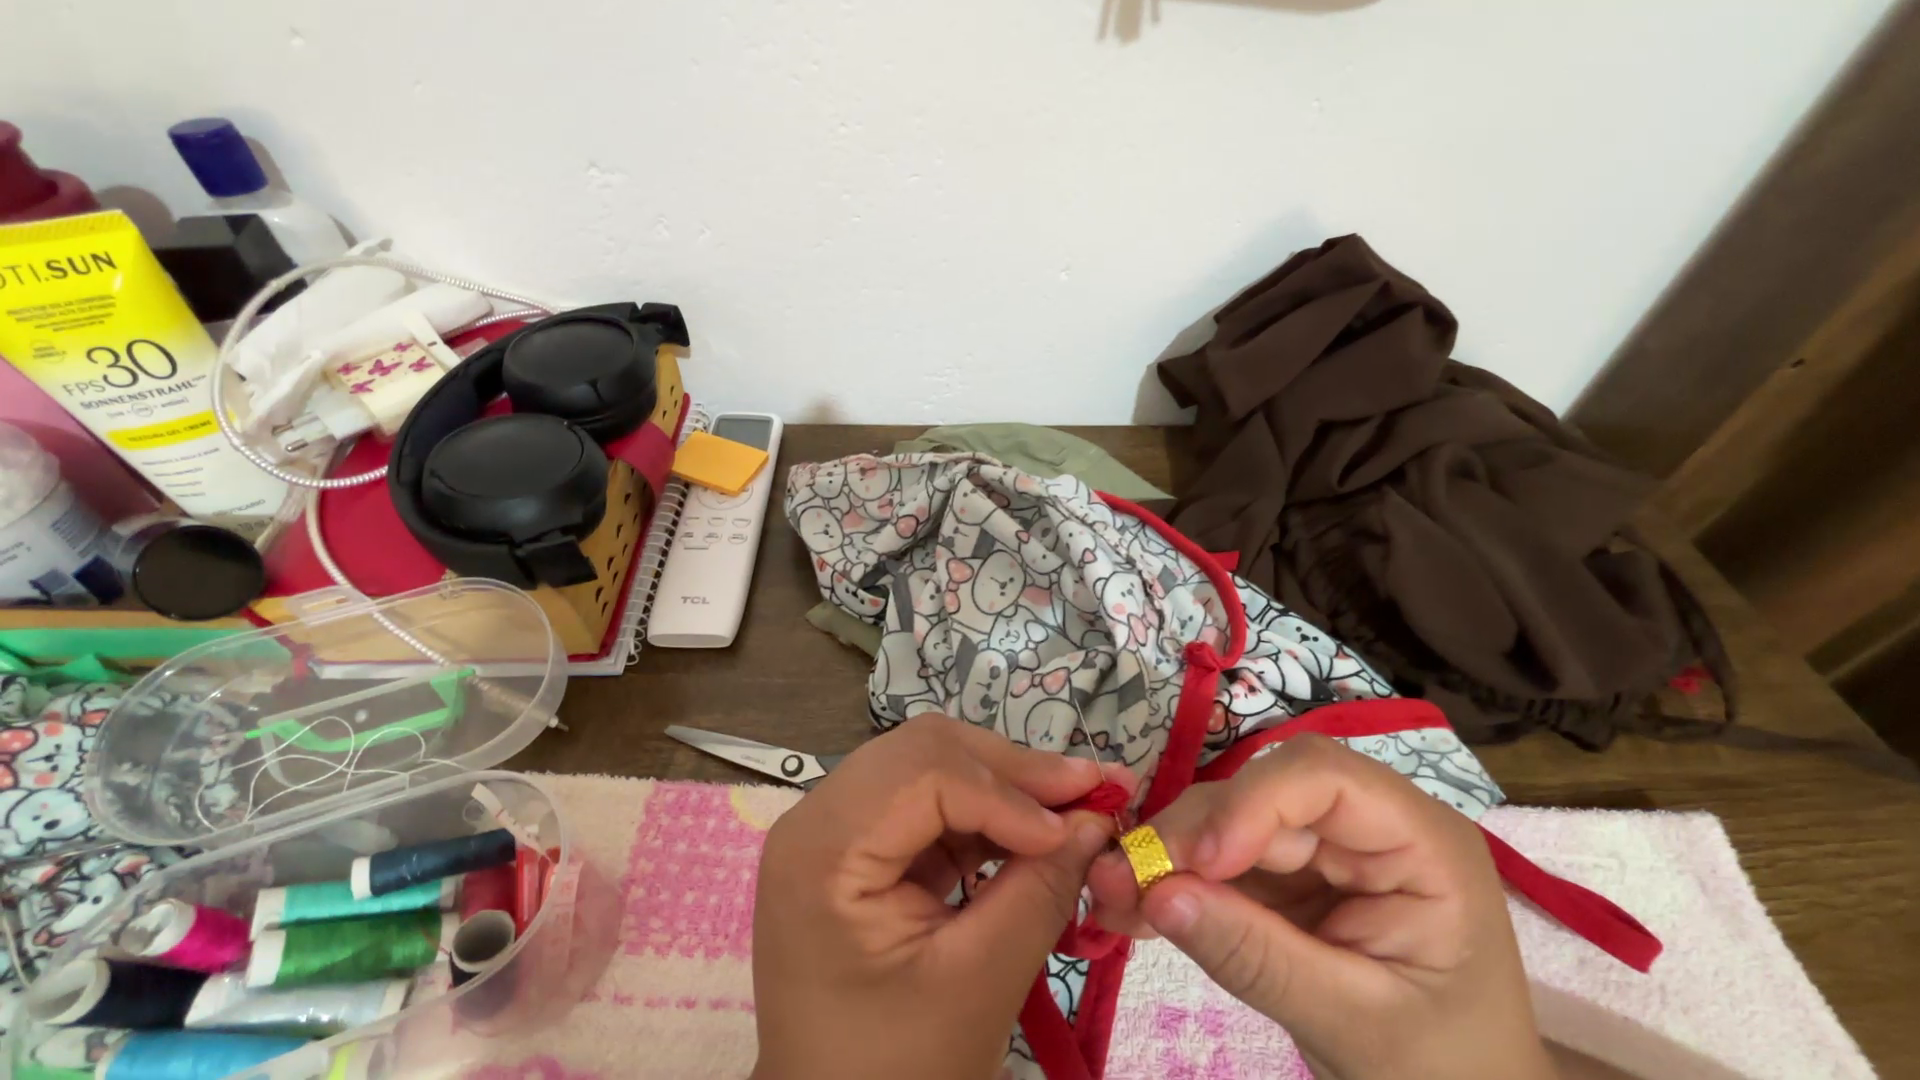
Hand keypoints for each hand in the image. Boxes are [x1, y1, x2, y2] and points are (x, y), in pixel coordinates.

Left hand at [751, 715, 1125, 1079]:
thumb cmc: (896, 1066)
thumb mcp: (979, 983)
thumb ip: (1039, 891)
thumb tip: (1096, 821)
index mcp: (822, 850)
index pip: (925, 774)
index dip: (1009, 792)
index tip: (1078, 828)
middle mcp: (816, 818)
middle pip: (925, 750)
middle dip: (1014, 769)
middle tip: (1092, 789)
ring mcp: (832, 827)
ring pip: (930, 764)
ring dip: (1005, 783)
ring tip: (1074, 804)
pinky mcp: (856, 845)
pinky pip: (927, 801)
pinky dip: (985, 812)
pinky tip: (1032, 831)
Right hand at [1087, 734, 1550, 1079]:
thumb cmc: (1443, 1071)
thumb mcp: (1355, 1024)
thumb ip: (1256, 957)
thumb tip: (1158, 895)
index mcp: (1418, 842)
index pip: (1324, 777)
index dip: (1252, 803)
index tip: (1198, 864)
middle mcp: (1365, 827)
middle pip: (1259, 796)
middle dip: (1187, 836)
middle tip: (1117, 882)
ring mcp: (1321, 852)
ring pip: (1226, 824)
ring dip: (1166, 859)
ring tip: (1110, 899)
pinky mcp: (1286, 881)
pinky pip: (1217, 865)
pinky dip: (1172, 886)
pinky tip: (1129, 911)